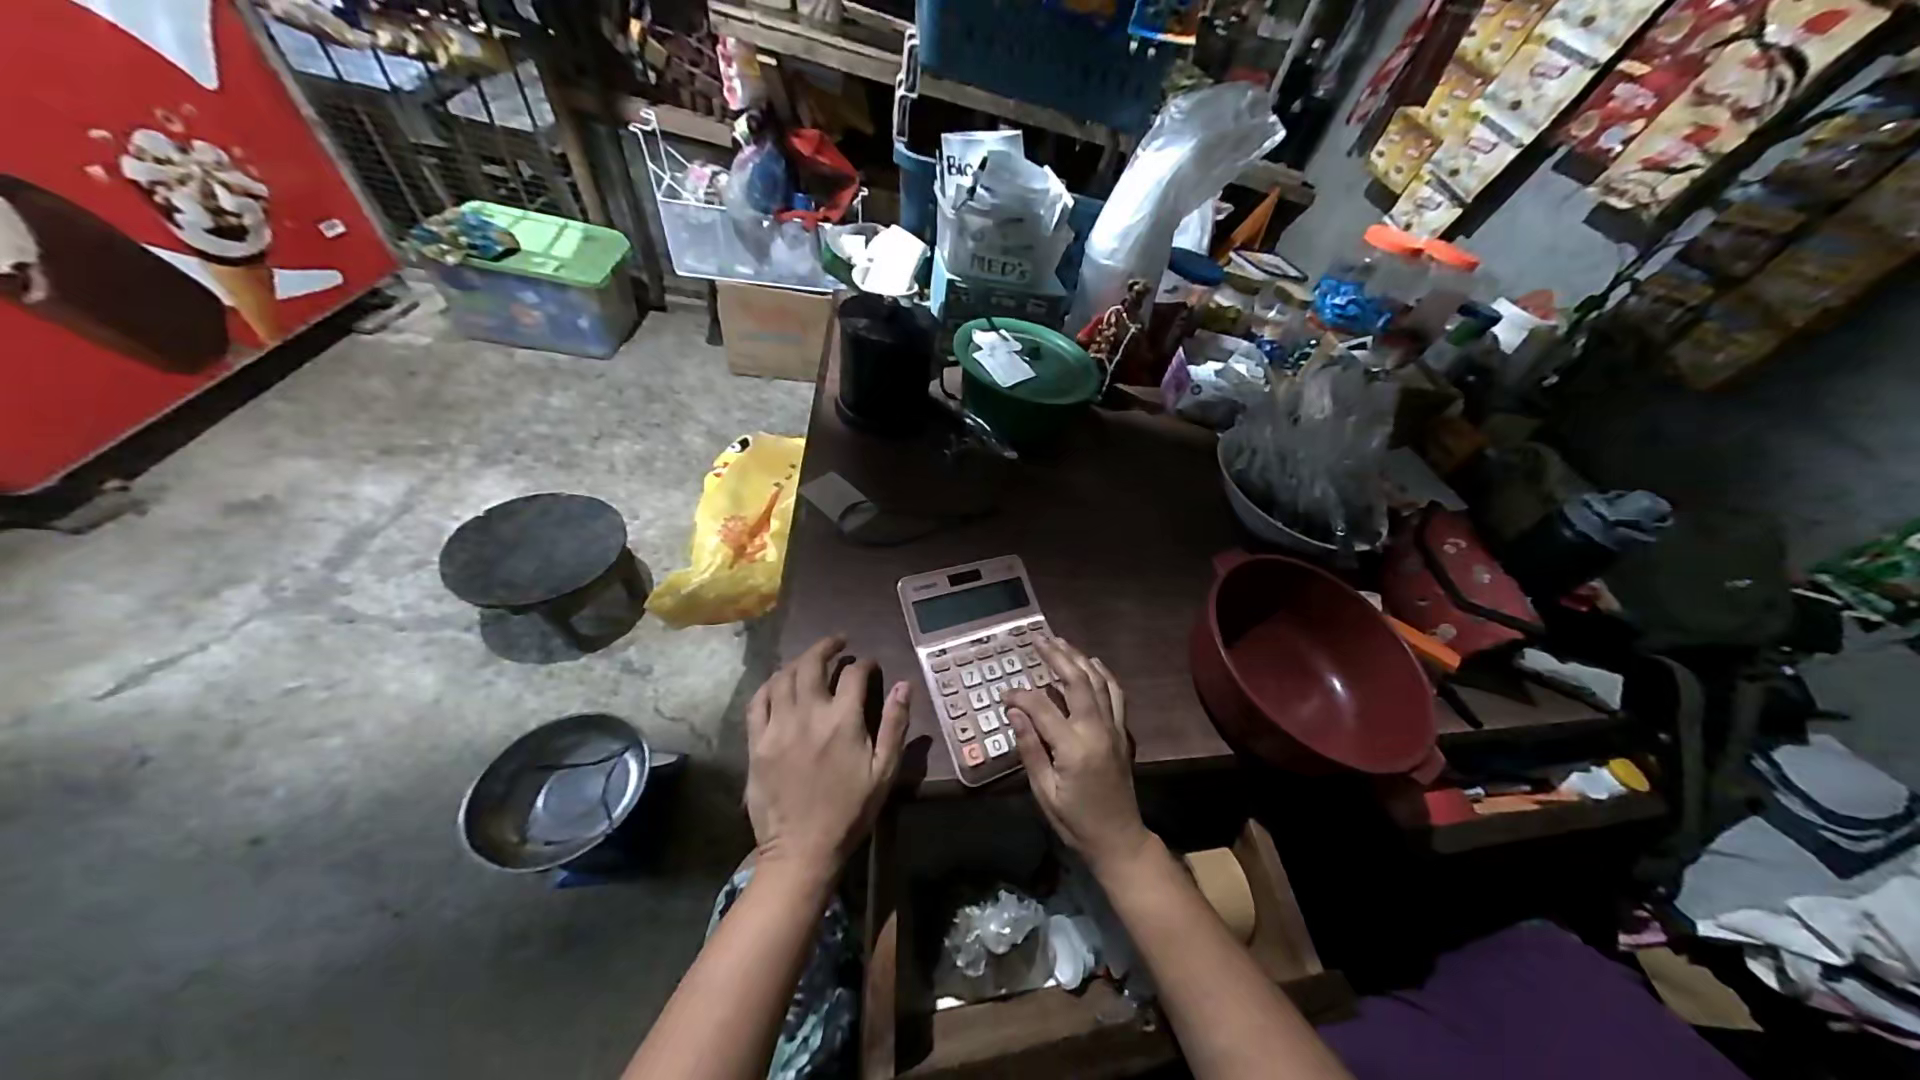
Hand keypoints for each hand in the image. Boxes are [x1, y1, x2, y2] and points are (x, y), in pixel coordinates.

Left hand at [745, 635, 908, 872]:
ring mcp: (777, 726)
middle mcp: (808, 714)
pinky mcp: (756, 741)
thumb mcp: (884, 771)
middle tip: (838, 643)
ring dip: (799, 662)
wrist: (802, 848)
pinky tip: (779, 683)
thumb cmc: (850, 811)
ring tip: (810, 660)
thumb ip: (894, 724)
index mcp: (842, 720)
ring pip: (783, 677)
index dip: (864, 663)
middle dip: (827, 647)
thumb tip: (903, 685)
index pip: (853, 673)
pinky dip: (770, 684)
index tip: (869, 664)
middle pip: (812, 664)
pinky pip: (758, 700)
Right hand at [1005, 638, 1151, 871]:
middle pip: (1077, 681)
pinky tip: (1092, 663)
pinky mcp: (1121, 732)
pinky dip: (1104, 674)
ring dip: (1079, 658)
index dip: (1020, 696)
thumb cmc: (1075, 821)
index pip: (1042, 707)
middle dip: (1056, 657)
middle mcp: (1097, 730)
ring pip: (1099, 682)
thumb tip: (1014, 712)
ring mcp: (1114, 729)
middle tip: (1038, 639)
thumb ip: (1030, 748)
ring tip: (1061, 642)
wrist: (1119, 839)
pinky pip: (1116, 694)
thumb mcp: (1044, 791)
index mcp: (1074, 748)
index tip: (1004, 695)